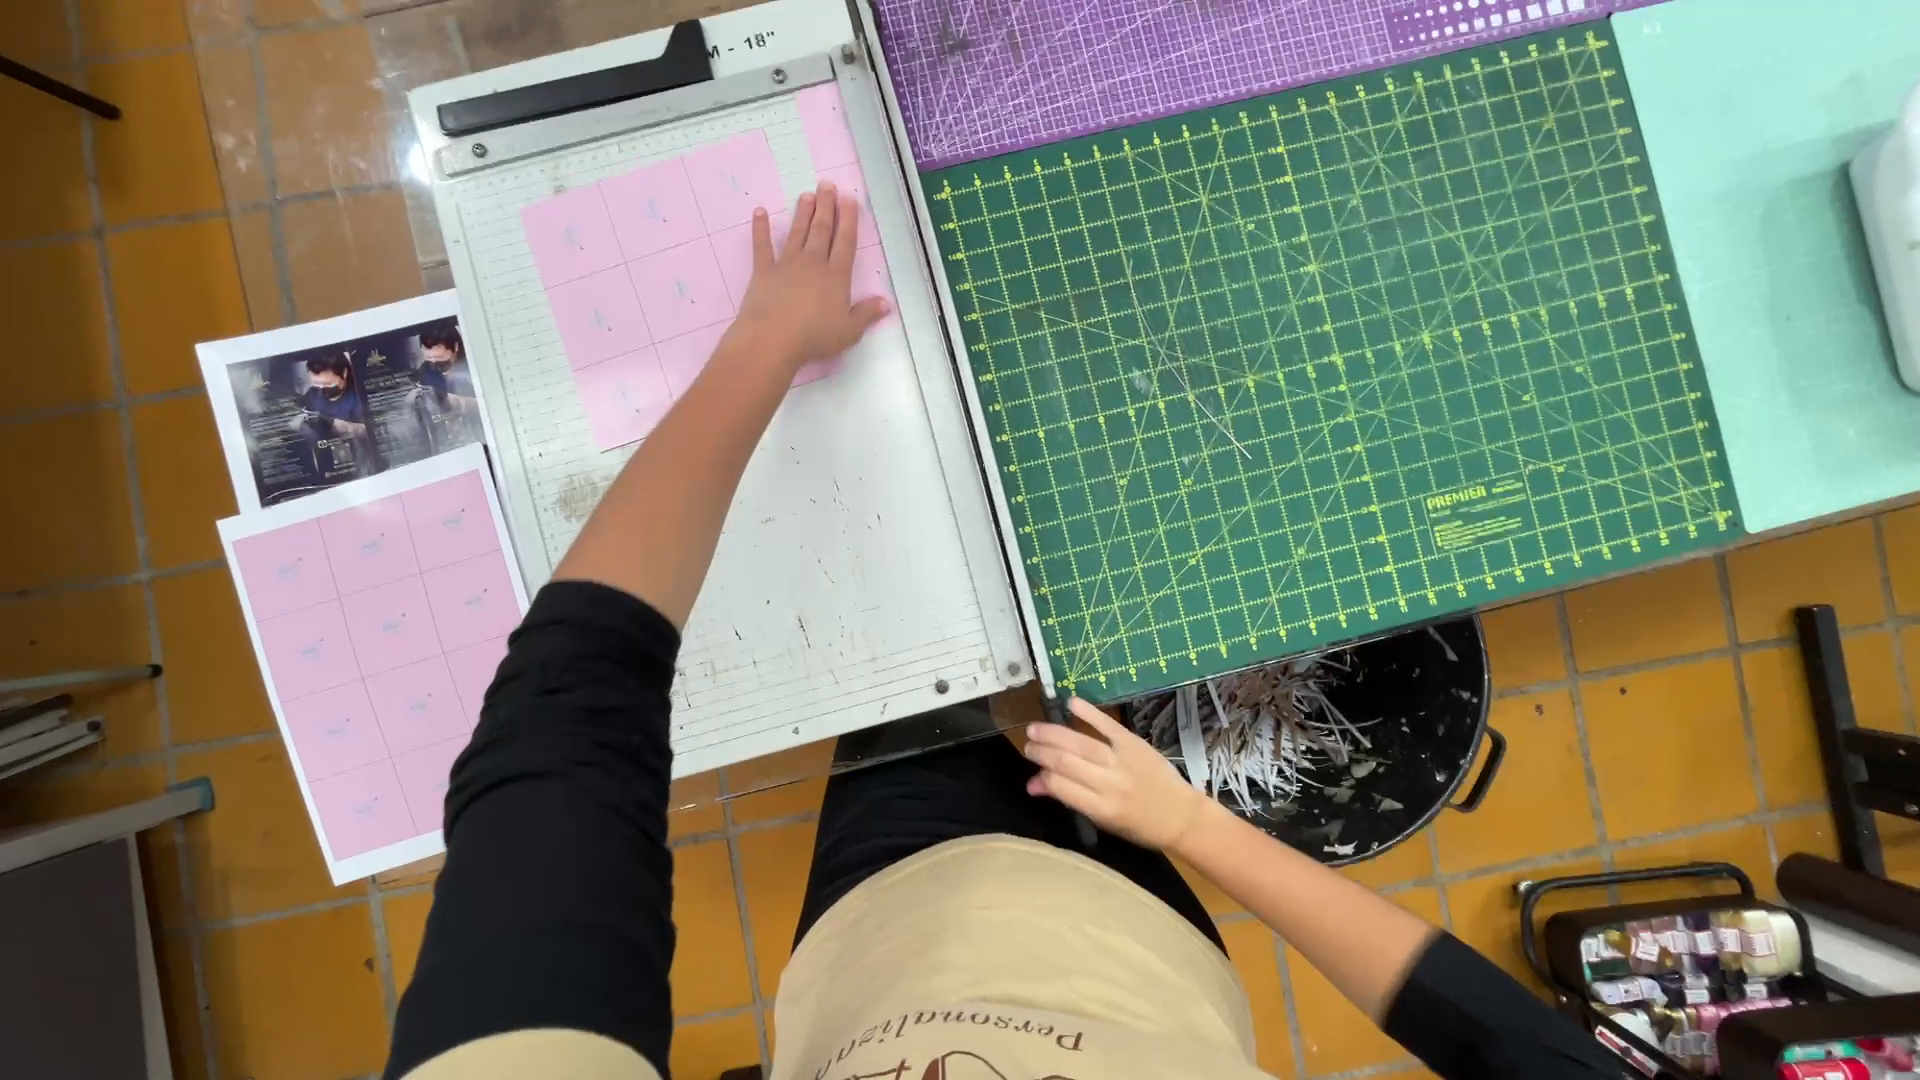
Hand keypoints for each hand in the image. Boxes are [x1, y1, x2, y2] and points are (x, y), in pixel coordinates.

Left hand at [726, 181, 889, 374]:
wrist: (773, 339)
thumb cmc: (815, 337)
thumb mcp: (849, 331)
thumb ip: (866, 314)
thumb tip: (886, 303)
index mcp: (836, 276)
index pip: (845, 242)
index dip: (848, 220)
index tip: (849, 199)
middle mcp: (813, 263)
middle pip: (821, 230)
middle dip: (826, 207)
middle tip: (827, 185)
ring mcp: (786, 264)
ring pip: (797, 232)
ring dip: (802, 213)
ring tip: (806, 194)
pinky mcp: (763, 272)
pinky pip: (762, 246)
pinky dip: (760, 228)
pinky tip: (759, 212)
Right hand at [1022, 697, 1210, 850]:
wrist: (1182, 816)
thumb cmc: (1139, 825)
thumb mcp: (1103, 821)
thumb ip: (1070, 799)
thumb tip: (1034, 784)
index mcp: (1101, 808)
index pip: (1061, 786)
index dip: (1043, 774)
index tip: (1032, 766)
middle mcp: (1110, 784)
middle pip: (1067, 762)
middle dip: (1042, 751)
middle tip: (1028, 744)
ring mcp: (1122, 761)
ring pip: (1081, 744)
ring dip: (1054, 733)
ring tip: (1034, 728)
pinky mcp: (1134, 743)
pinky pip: (1108, 725)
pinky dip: (1089, 712)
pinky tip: (1070, 703)